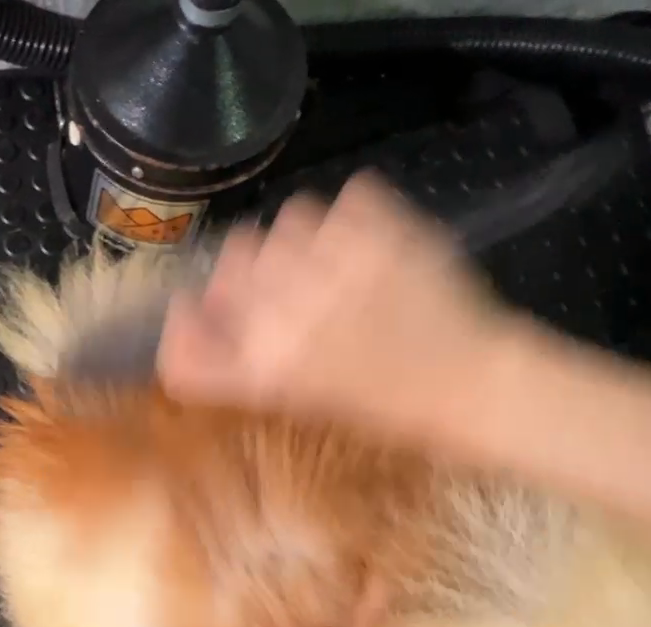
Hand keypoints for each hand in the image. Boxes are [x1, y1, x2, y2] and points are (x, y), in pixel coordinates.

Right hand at [157, 173, 522, 445]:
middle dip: (250, 265)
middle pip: (236, 253)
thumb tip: (189, 315)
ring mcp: (336, 264)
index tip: (195, 311)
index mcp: (263, 363)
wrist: (464, 382)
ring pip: (287, 219)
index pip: (187, 326)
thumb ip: (229, 361)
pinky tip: (365, 247)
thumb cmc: (374, 404)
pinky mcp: (384, 230)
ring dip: (299, 237)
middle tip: (282, 284)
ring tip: (328, 263)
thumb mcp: (287, 396)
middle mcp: (289, 311)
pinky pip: (346, 199)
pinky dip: (351, 218)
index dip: (186, 317)